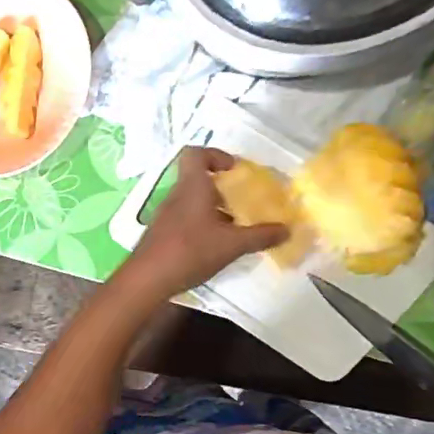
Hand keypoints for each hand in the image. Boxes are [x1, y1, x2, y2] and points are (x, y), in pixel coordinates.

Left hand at [115, 147, 288, 299]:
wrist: (146, 280)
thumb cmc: (190, 251)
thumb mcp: (232, 244)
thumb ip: (260, 236)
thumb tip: (287, 230)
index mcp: (191, 187)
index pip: (195, 154)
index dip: (216, 155)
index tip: (234, 170)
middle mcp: (175, 197)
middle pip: (197, 181)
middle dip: (222, 190)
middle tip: (242, 205)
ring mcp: (164, 217)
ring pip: (191, 203)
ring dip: (213, 211)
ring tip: (233, 230)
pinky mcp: (159, 235)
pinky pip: (183, 221)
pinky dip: (200, 227)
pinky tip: (213, 248)